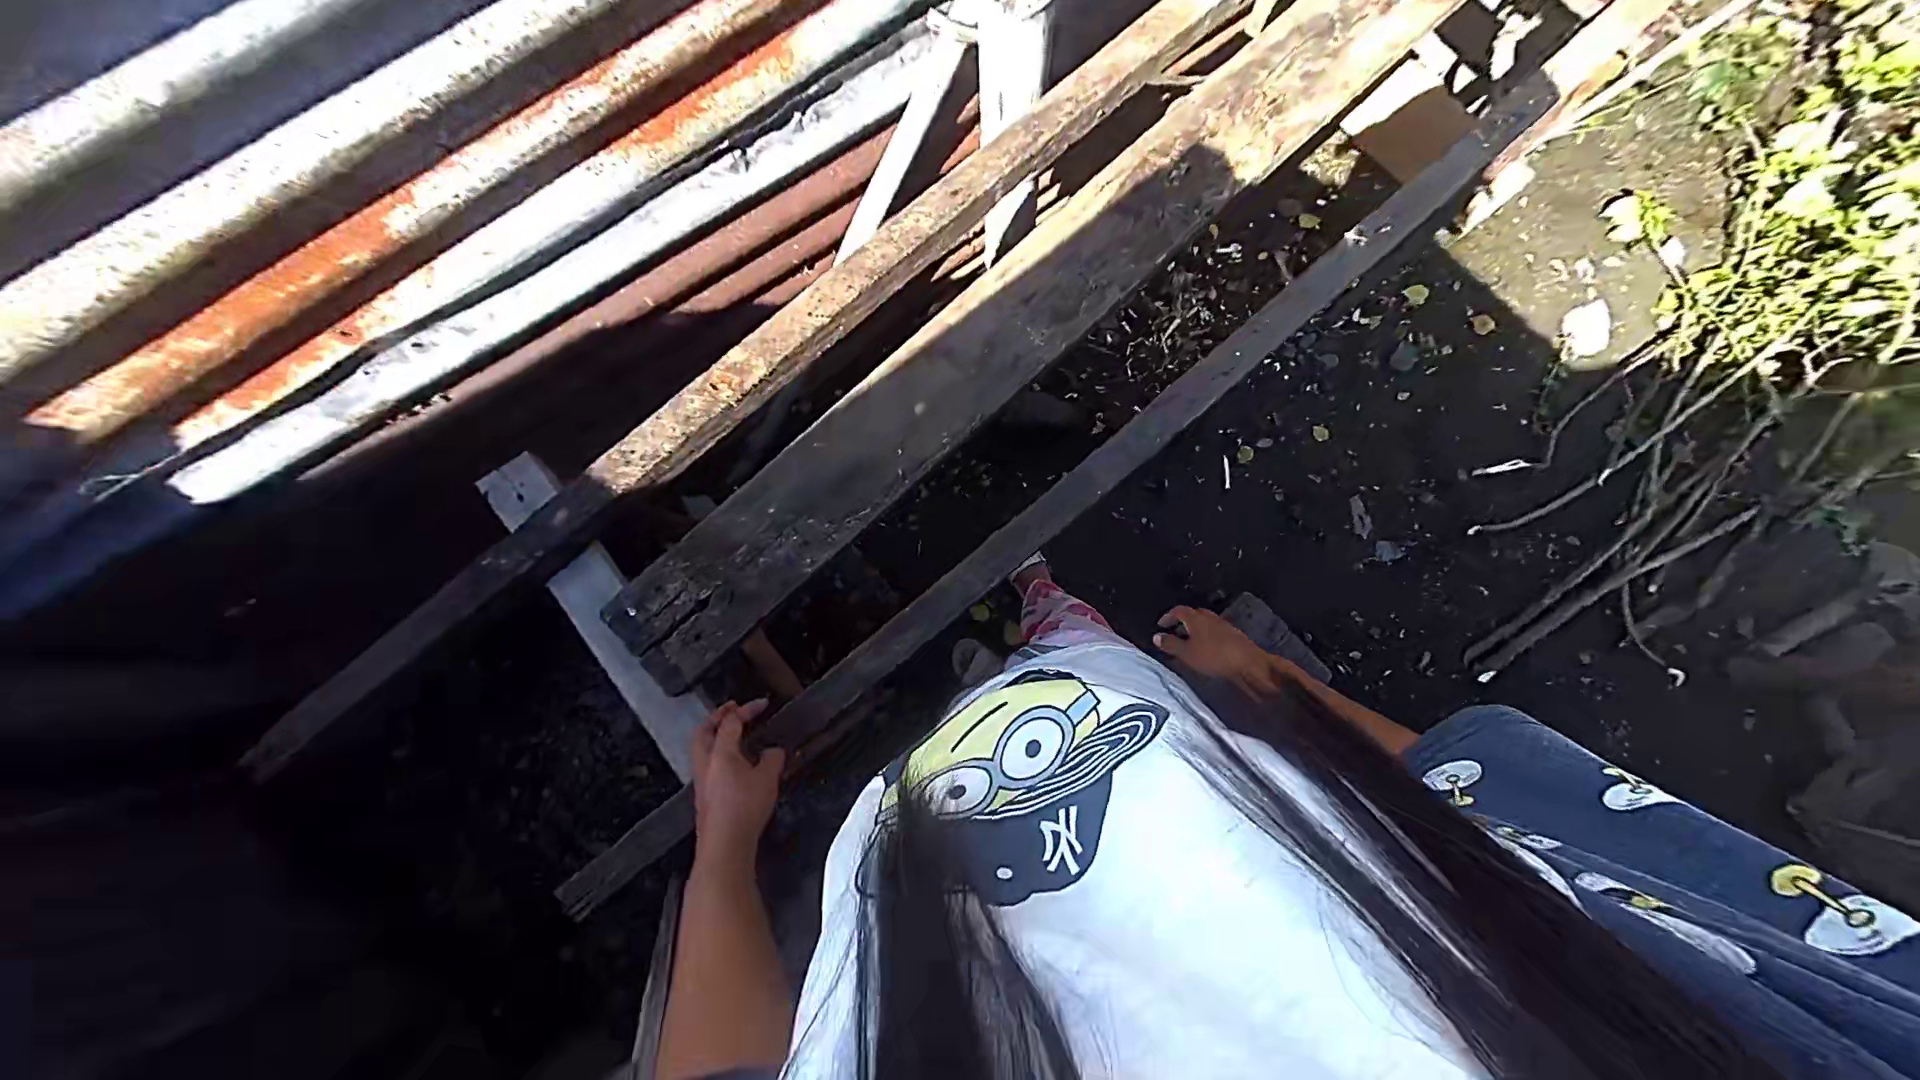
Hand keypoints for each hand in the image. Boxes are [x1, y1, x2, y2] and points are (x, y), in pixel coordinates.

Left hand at [690, 699, 784, 866]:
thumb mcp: (768, 778)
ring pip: (701, 747)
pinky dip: (716, 752)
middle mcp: (705, 763)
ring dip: (714, 734)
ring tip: (730, 732)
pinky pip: (706, 763)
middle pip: (704, 731)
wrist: (724, 845)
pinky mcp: (703, 796)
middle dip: (718, 716)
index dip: (747, 709)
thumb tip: (774, 751)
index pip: (731, 722)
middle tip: (731, 709)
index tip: (761, 704)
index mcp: (720, 753)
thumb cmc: (744, 809)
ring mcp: (701, 780)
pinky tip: (731, 761)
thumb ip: (773, 758)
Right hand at [1152, 605, 1279, 683]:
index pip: (1178, 611)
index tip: (1161, 625)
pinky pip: (1215, 631)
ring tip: (1188, 641)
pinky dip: (1206, 636)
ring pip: (1205, 623)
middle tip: (1174, 631)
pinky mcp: (1234, 636)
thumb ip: (1171, 644)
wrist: (1250, 664)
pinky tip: (1206, 648)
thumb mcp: (1187, 653)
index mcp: (1196, 618)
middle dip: (1182, 621)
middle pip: (1193, 614)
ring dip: (1195, 629)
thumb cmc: (1214, 656)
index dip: (1168, 616)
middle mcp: (1210, 618)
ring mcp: (1224, 625)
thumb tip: (1157, 636)